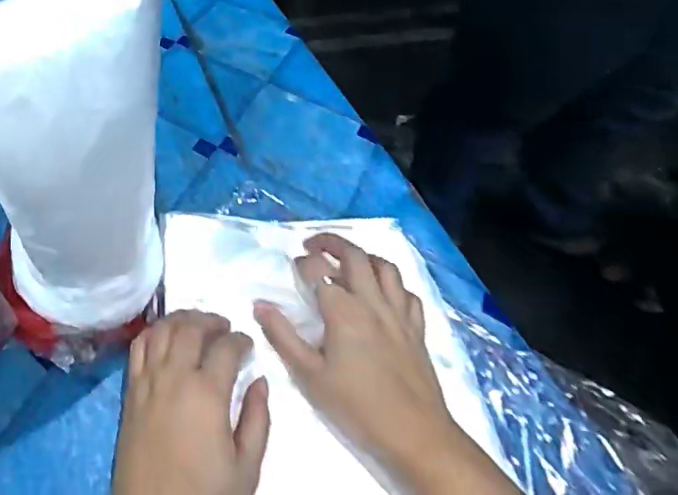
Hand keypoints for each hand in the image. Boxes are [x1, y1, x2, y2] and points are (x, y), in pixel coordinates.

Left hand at [114, 311, 269, 494]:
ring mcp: (148, 381)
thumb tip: (260, 380)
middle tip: (224, 328)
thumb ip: (258, 419)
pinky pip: (138, 346)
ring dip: (182, 319)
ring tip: (196, 325)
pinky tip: (165, 336)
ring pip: (163, 329)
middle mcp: (175, 376)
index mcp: (207, 392)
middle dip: (211, 321)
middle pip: (191, 327)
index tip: (248, 346)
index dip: (241, 340)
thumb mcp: (245, 468)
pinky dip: (154, 331)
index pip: (226, 346)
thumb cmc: (204, 494)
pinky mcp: (130, 392)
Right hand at [253, 234, 514, 494]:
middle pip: (354, 255)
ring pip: (385, 267)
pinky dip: (392, 285)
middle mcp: (373, 301)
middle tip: (313, 244)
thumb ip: (283, 337)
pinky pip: (406, 293)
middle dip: (332, 242)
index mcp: (344, 310)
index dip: (303, 264)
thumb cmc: (357, 407)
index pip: (319, 270)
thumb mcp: (310, 377)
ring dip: (364, 256)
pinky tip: (382, 294)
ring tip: (348, 261)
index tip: (293, 268)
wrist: (415, 435)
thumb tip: (260, 305)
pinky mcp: (417, 328)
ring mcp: (399, 312)